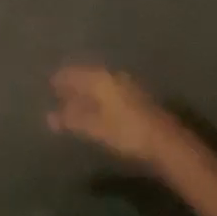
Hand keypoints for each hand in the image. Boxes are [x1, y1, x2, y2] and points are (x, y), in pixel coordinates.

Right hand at [47, 65, 169, 160]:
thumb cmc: (125, 132)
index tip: (48, 85)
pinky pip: (112, 91)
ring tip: (78, 102)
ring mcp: (129, 84)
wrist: (168, 143)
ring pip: (101, 83)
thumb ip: (70, 120)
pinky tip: (100, 109)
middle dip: (74, 84)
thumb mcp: (93, 127)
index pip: (72, 72)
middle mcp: (113, 74)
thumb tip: (49, 116)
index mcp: (99, 77)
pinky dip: (101, 97)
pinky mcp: (140, 98)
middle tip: (61, 94)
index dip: (59, 79)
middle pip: (87, 75)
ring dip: (88, 91)